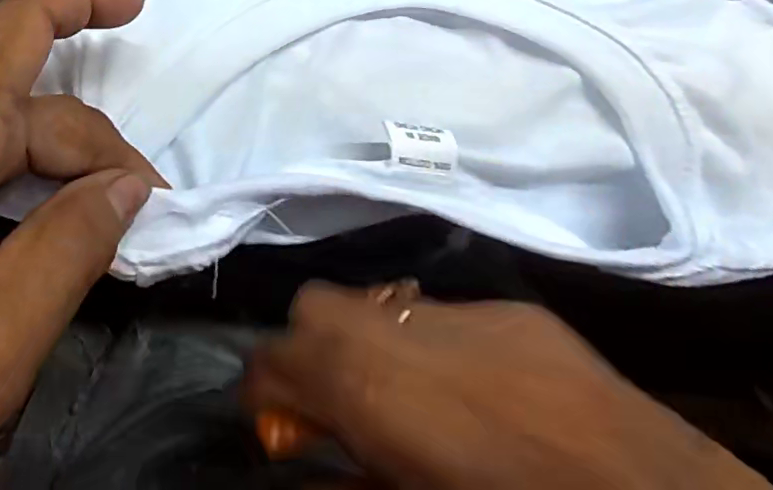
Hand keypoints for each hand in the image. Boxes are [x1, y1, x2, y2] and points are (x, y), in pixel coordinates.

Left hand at [0, 0, 167, 489]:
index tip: (140, 7)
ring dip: (68, 173)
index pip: (24, 27)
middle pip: (36, 105)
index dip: (86, 2)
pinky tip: (57, 231)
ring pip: (13, 139)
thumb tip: (130, 187)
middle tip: (149, 215)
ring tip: (113, 227)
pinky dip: (34, 188)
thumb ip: (73, 246)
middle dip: (100, 150)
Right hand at [242, 283, 771, 489]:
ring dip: (368, 339)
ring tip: (402, 393)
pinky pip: (443, 314)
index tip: (273, 423)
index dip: (261, 394)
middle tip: (334, 402)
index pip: (272, 362)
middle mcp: (391, 326)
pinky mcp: (510, 310)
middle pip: (312, 305)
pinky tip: (471, 387)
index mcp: (362, 383)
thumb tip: (318, 467)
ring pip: (374, 300)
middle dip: (306, 348)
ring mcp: (456, 309)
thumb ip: (354, 474)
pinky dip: (431, 342)